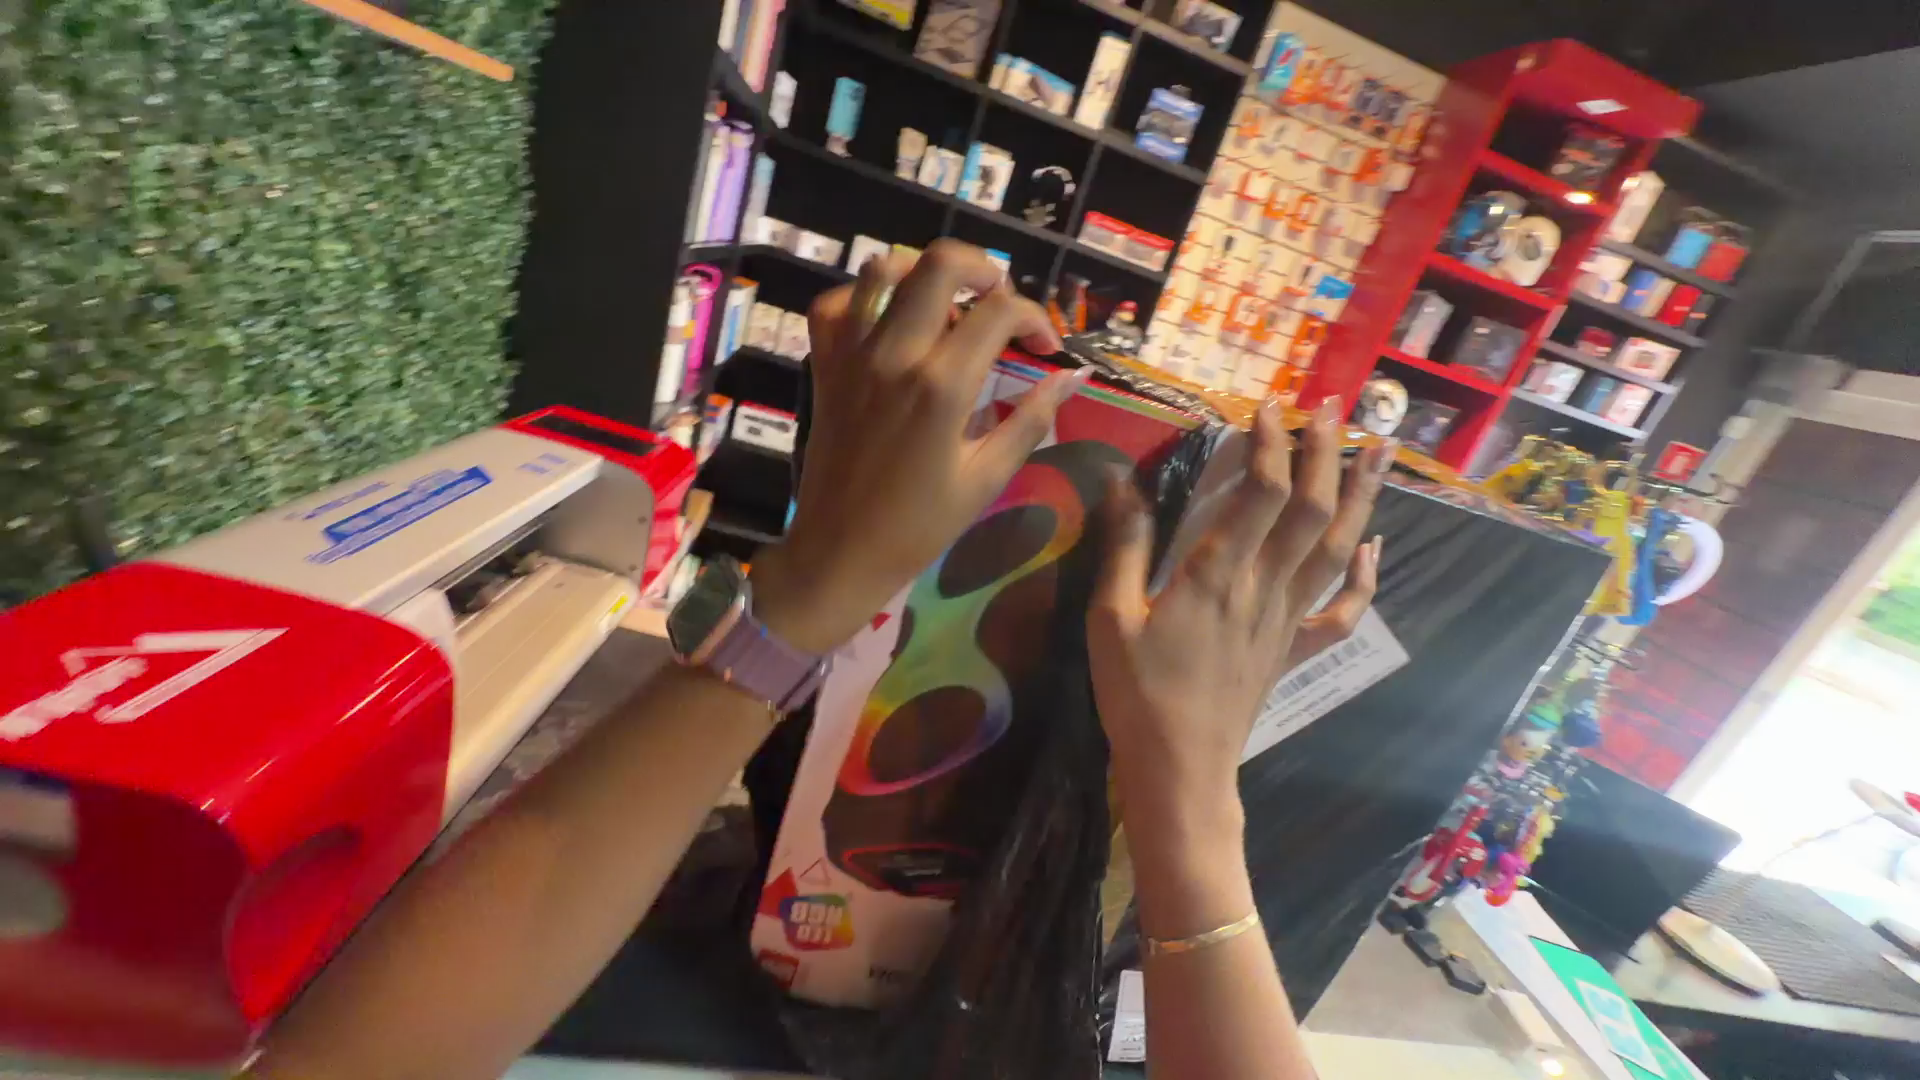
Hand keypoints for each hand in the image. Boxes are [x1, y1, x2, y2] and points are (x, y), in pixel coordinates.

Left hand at [752, 241, 1080, 652]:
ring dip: (924, 275)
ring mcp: (852, 355)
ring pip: (884, 270)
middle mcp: (895, 354)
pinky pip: (835, 303)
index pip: (1000, 312)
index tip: (1045, 348)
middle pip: (941, 264)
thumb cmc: (920, 525)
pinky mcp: (824, 365)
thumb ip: (1032, 419)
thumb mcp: (987, 478)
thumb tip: (1072, 377)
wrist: (840, 551)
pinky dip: (865, 297)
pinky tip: (889, 322)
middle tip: (1000, 304)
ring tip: (948, 308)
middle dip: (984, 270)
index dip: (1034, 318)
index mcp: (942, 385)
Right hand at [1087, 397, 1394, 824]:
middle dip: (1326, 452)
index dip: (1270, 444)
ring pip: (1338, 546)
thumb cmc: (1137, 691)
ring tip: (1380, 450)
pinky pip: (1344, 609)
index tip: (1268, 405)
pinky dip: (1368, 576)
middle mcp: (1266, 586)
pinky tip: (1377, 546)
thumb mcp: (1111, 616)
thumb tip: (1122, 481)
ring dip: (1362, 494)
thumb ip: (1124, 547)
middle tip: (1336, 406)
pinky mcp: (1295, 647)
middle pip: (1313, 508)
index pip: (1260, 492)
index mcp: (1218, 574)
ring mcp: (1289, 617)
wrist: (1181, 765)